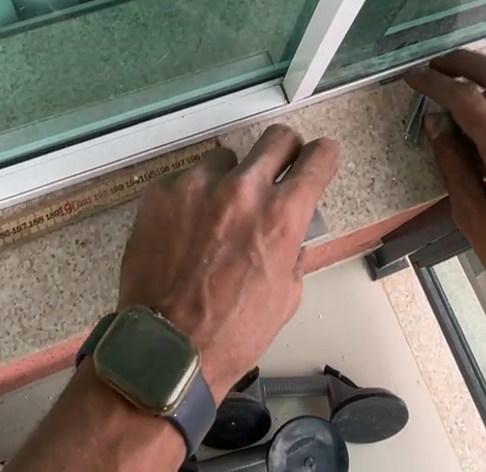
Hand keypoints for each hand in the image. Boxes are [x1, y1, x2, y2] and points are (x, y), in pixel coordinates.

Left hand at [115, 125, 339, 397]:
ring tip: (217, 214)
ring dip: (229, 179)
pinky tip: (185, 228)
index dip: (323, 155)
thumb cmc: (233, 331)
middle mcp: (242, 190)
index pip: (317, 159)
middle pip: (277, 138)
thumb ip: (292, 247)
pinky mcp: (163, 190)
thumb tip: (291, 226)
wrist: (167, 347)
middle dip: (284, 150)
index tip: (320, 155)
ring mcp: (198, 185)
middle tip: (278, 166)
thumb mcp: (286, 294)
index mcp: (281, 216)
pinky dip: (192, 197)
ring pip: (226, 159)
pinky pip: (187, 179)